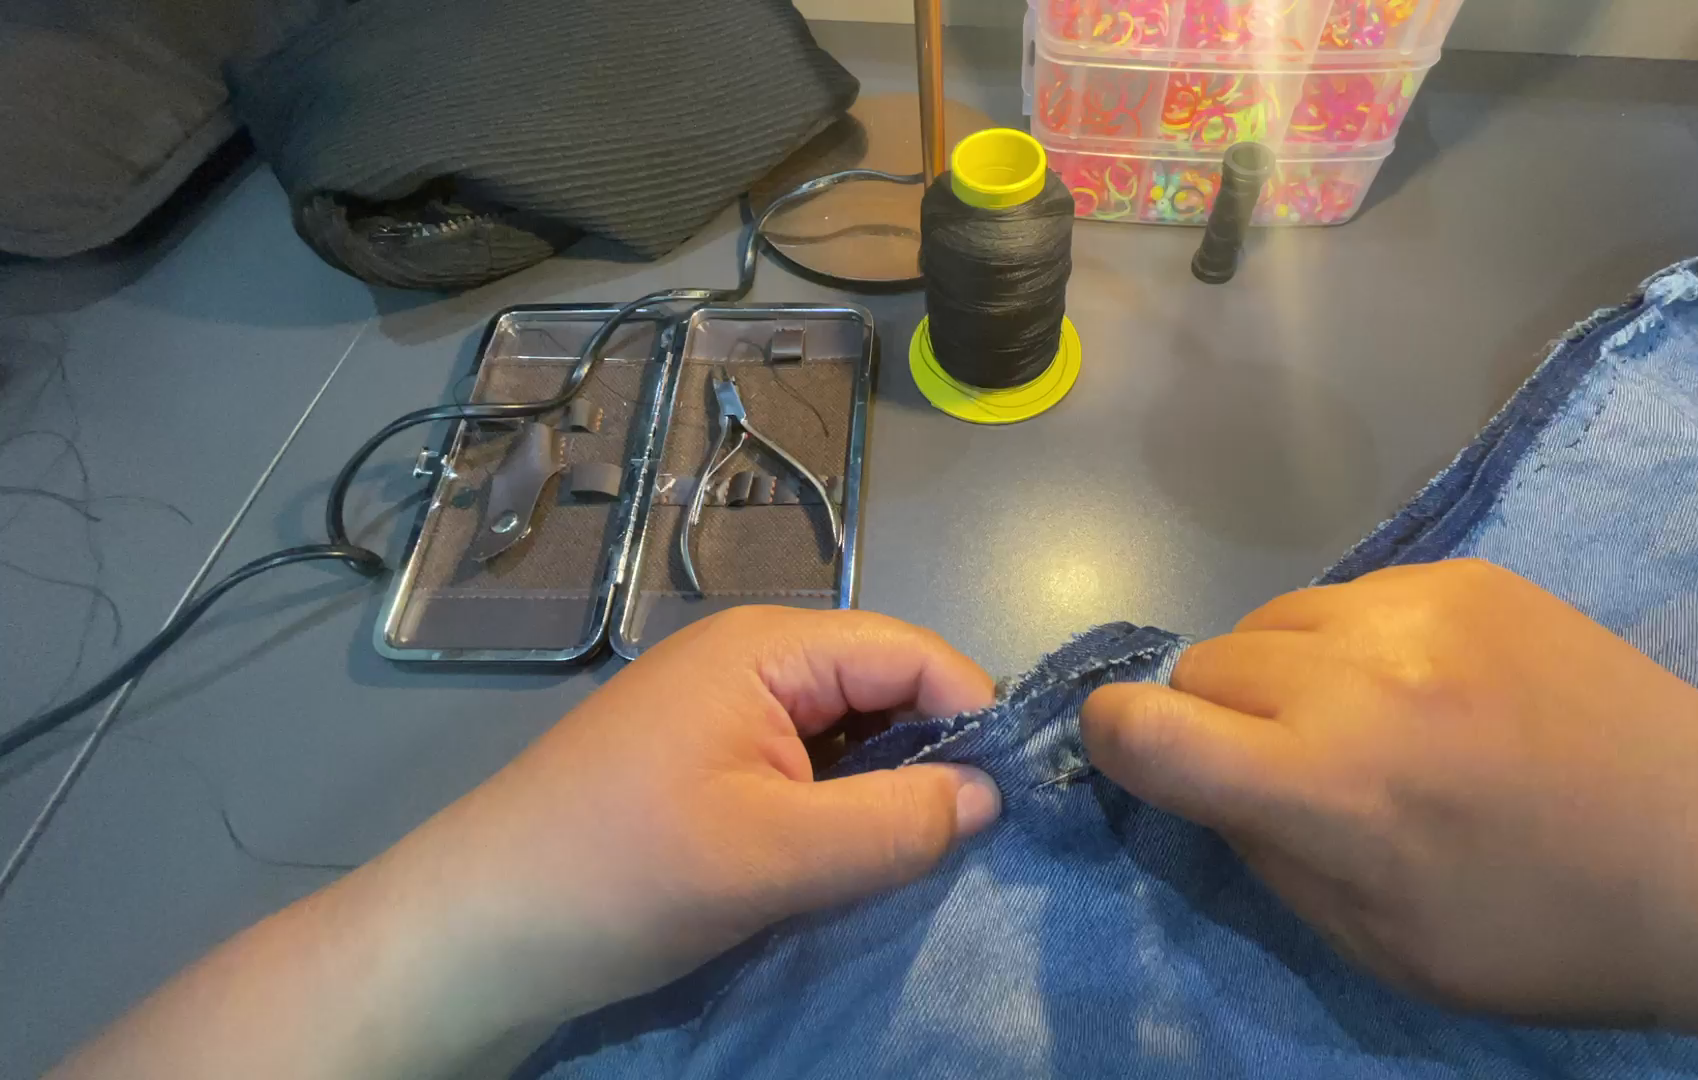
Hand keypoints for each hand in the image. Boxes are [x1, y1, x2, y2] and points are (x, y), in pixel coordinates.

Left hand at [55, 607, 1001, 1079]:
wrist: (469, 936)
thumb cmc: (618, 875)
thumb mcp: (771, 855)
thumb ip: (895, 822)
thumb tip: (990, 796)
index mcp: (770, 646)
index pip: (907, 651)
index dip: (969, 707)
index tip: (1013, 785)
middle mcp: (757, 655)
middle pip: (883, 681)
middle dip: (935, 745)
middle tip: (975, 823)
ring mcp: (733, 702)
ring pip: (852, 723)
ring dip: (891, 776)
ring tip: (922, 839)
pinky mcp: (718, 749)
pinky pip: (814, 755)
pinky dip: (849, 794)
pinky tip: (857, 842)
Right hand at [1082, 560, 1697, 1075]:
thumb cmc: (1536, 926)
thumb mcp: (1369, 939)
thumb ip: (1253, 842)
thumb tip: (1188, 766)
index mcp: (1334, 788)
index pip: (1146, 728)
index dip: (1111, 733)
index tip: (1134, 751)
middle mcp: (1358, 678)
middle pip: (1198, 664)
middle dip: (1213, 715)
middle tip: (1284, 756)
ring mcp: (1411, 608)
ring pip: (1258, 621)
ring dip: (1273, 670)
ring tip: (1351, 711)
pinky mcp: (1453, 571)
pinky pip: (1333, 597)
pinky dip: (1338, 641)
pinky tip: (1413, 678)